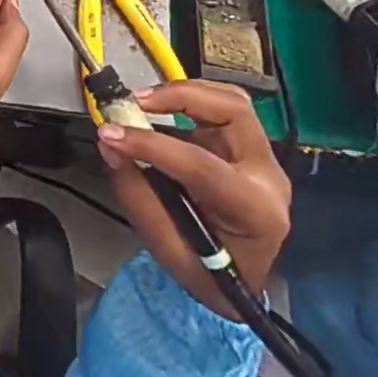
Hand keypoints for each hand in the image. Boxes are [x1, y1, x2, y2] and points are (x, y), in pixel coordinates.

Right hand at [96, 81, 290, 319]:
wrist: (239, 283)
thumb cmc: (208, 273)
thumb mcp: (165, 246)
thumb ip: (134, 192)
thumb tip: (110, 145)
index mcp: (256, 211)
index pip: (203, 165)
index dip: (151, 145)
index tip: (110, 133)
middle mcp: (267, 177)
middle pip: (234, 111)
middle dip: (180, 96)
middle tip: (134, 101)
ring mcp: (259, 158)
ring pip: (229, 100)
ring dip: (183, 92)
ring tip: (142, 101)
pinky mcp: (242, 147)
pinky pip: (217, 108)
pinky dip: (183, 101)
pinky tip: (155, 112)